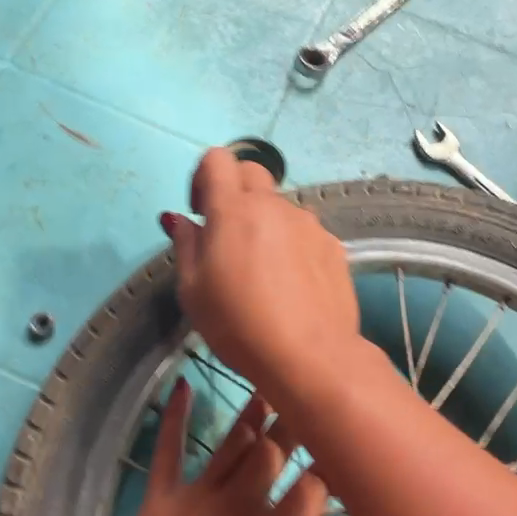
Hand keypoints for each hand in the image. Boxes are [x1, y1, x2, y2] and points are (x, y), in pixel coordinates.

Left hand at [66, 382, 411, 515]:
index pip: (311, 489)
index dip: (334, 465)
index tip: (354, 443)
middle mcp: (234, 508)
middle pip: (273, 454)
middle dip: (297, 425)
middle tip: (316, 392)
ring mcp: (193, 500)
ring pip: (231, 445)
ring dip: (253, 413)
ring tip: (273, 381)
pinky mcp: (157, 502)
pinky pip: (167, 452)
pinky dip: (174, 417)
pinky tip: (181, 384)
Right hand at [160, 148, 376, 395]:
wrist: (311, 356)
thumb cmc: (238, 326)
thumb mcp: (193, 292)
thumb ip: (186, 245)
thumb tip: (183, 219)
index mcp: (233, 210)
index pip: (217, 159)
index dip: (203, 177)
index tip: (200, 211)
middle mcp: (274, 206)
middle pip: (253, 174)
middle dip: (236, 193)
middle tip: (228, 236)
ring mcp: (309, 224)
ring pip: (281, 207)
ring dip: (266, 224)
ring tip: (263, 271)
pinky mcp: (333, 245)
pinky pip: (305, 233)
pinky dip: (292, 246)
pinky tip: (292, 285)